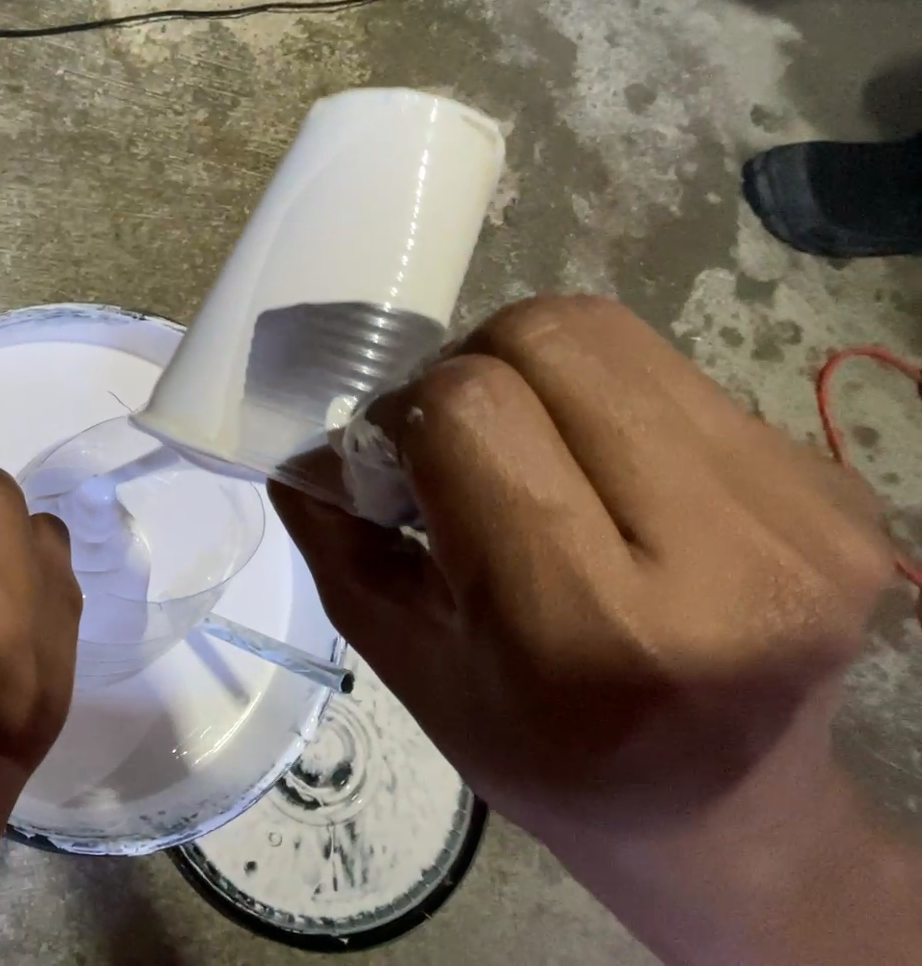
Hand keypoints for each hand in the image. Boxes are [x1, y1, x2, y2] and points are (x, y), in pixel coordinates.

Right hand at [271, 296, 912, 963]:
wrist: (717, 809)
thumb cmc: (527, 743)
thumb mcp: (394, 649)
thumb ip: (334, 531)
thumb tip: (308, 439)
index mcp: (587, 625)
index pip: (469, 412)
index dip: (400, 415)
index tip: (391, 466)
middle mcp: (723, 556)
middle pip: (548, 339)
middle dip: (463, 370)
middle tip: (447, 444)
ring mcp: (800, 510)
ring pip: (608, 334)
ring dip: (525, 371)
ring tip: (515, 447)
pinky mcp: (836, 481)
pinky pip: (665, 371)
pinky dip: (590, 397)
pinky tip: (586, 468)